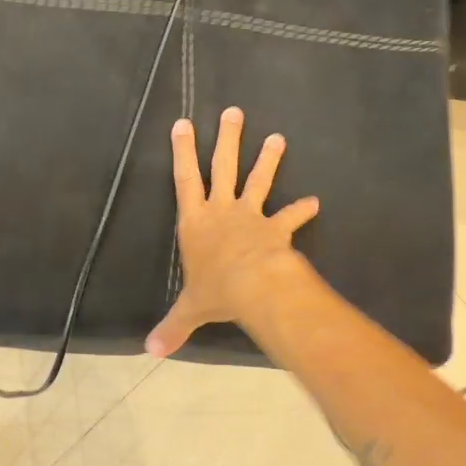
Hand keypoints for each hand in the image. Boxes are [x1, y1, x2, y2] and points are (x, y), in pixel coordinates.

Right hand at [146, 107, 319, 357]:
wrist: (255, 286)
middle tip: (234, 113)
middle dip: (227, 139)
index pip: (184, 179)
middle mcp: (222, 210)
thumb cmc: (216, 290)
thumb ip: (173, 326)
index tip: (184, 123)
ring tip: (278, 138)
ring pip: (258, 181)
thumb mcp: (190, 308)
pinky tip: (315, 202)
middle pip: (223, 166)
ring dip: (268, 160)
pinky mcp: (276, 228)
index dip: (183, 151)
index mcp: (195, 221)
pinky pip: (290, 217)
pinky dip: (303, 209)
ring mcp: (251, 216)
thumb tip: (150, 352)